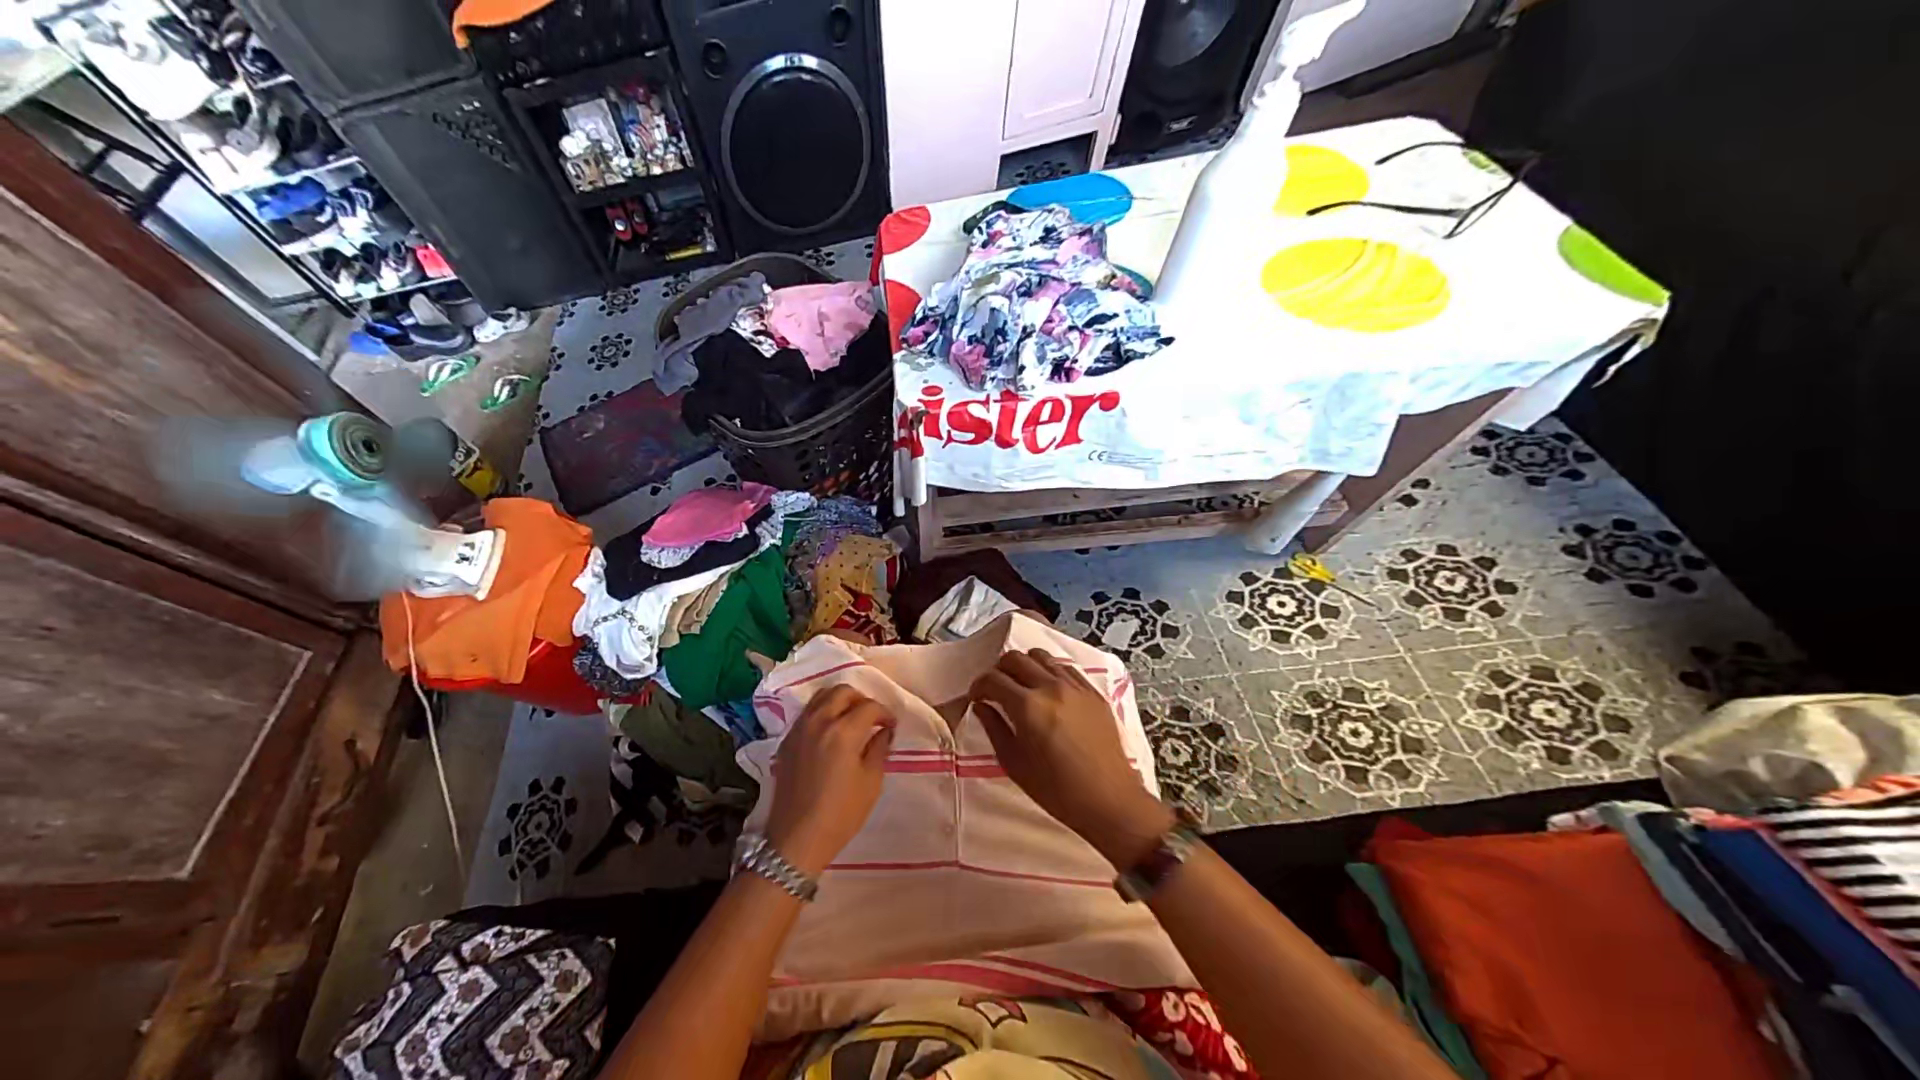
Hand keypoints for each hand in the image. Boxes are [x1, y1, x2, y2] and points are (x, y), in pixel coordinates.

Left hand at [765, 685, 895, 876]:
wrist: (797, 839)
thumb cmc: (841, 814)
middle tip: (872, 718)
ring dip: (840, 701)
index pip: (869, 706)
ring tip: (851, 720)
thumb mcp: (871, 783)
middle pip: (842, 692)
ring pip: (821, 697)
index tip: (891, 726)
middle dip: (862, 700)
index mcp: (843, 731)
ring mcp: (799, 729)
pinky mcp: (786, 741)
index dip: (885, 713)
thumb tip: (883, 732)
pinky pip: (807, 713)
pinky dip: (822, 712)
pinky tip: (830, 733)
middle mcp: (818, 722)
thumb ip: (879, 750)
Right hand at [969, 649, 1174, 868]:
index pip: (993, 679)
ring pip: (1041, 656)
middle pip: (1015, 658)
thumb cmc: (1058, 791)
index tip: (976, 697)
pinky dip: (1049, 670)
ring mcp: (1076, 686)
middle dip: (998, 670)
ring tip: (1020, 686)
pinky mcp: (1093, 692)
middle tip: (995, 690)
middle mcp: (1051, 687)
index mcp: (1028, 707)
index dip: (978, 686)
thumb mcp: (1015, 764)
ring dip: (1024, 665)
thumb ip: (995, 729)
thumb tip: (982, 707)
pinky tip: (1047, 690)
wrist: (1108, 800)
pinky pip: (1065, 667)